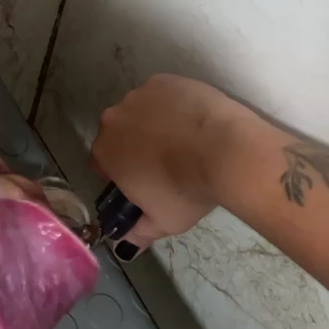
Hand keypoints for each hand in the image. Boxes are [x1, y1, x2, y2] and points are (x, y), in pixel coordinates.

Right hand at [90, 75, 257, 252]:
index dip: (120, 172)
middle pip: (118, 132)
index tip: (142, 181)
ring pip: (140, 111)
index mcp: (104, 151)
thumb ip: (138, 232)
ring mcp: (138, 96)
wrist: (227, 152)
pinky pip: (162, 94)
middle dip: (135, 144)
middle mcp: (112, 119)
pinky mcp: (163, 81)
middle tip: (165, 163)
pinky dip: (173, 106)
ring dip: (153, 123)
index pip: (102, 161)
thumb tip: (124, 246)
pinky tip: (193, 121)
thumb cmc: (188, 190)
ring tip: (185, 141)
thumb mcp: (164, 222)